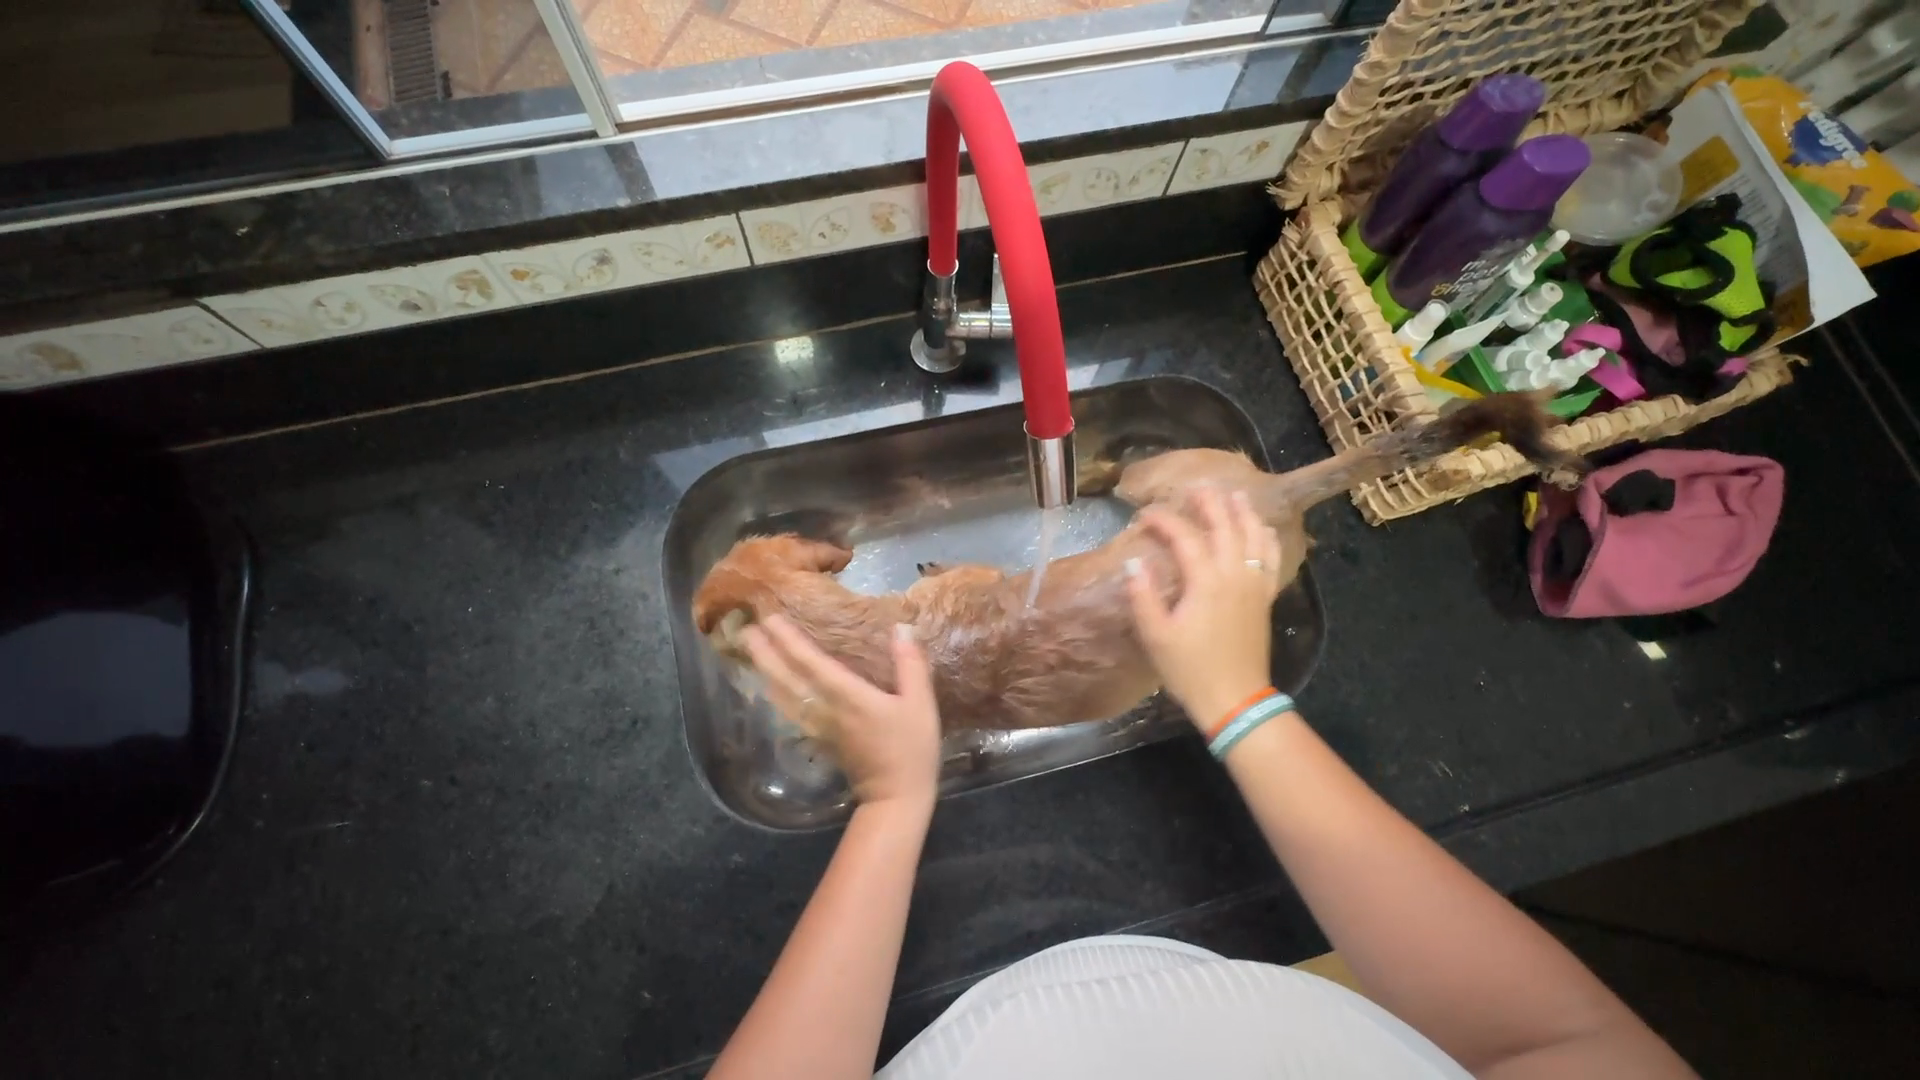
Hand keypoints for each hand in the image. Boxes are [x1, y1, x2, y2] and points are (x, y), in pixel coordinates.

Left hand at [742, 615, 942, 808]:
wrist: (896, 798)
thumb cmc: (911, 749)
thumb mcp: (920, 703)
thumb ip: (911, 664)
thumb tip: (902, 627)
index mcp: (849, 697)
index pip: (811, 663)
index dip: (789, 640)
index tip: (770, 618)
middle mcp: (826, 709)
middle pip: (787, 679)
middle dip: (766, 653)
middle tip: (745, 630)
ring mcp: (820, 727)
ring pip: (784, 696)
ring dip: (765, 673)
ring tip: (751, 652)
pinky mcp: (820, 739)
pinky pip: (790, 711)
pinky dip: (776, 695)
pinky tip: (770, 688)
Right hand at [1125, 489, 1285, 728]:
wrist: (1234, 699)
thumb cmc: (1189, 669)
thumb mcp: (1156, 635)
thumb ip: (1143, 596)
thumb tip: (1135, 563)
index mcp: (1206, 581)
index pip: (1184, 537)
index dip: (1163, 521)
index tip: (1143, 515)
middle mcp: (1235, 575)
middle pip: (1225, 526)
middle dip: (1209, 504)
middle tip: (1195, 489)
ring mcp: (1255, 585)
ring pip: (1253, 537)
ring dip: (1242, 512)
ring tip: (1233, 495)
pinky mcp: (1265, 597)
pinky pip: (1272, 559)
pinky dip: (1267, 539)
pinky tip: (1261, 530)